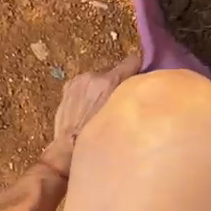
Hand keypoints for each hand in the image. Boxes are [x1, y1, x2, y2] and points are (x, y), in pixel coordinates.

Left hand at [41, 52, 141, 174]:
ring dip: (102, 87)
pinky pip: (84, 85)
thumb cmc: (100, 138)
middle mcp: (93, 77)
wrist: (68, 148)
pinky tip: (88, 108)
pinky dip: (88, 92)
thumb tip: (141, 89)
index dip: (139, 66)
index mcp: (108, 82)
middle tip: (121, 99)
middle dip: (118, 82)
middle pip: (114, 71)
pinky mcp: (68, 88)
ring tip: (103, 105)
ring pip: (98, 79)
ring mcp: (78, 81)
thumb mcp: (124, 116)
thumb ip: (132, 96)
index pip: (131, 61)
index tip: (143, 72)